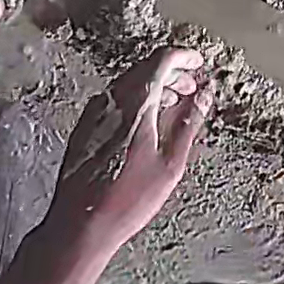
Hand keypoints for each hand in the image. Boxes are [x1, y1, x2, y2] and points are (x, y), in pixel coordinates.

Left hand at [47, 48, 212, 261]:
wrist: (78, 226)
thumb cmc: (127, 198)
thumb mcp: (170, 163)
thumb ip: (189, 122)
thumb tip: (205, 94)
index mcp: (136, 101)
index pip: (162, 60)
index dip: (184, 56)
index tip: (199, 62)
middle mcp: (112, 98)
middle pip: (145, 67)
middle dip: (173, 72)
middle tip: (192, 86)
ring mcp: (95, 111)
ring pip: (130, 82)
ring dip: (155, 85)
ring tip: (175, 103)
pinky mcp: (86, 125)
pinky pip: (116, 98)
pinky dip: (137, 98)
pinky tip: (147, 120)